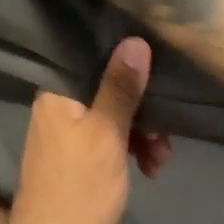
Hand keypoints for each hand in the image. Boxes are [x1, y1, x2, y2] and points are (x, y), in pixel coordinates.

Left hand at [12, 37, 170, 223]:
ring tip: (161, 159)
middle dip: (141, 106)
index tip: (153, 55)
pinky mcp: (81, 155)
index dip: (122, 53)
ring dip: (143, 133)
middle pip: (107, 86)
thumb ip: (119, 88)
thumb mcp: (105, 134)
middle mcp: (60, 102)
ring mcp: (70, 130)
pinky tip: (151, 168)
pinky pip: (111, 138)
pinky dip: (132, 149)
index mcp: (57, 89)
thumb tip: (135, 40)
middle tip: (165, 128)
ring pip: (113, 115)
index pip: (90, 53)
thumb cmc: (78, 184)